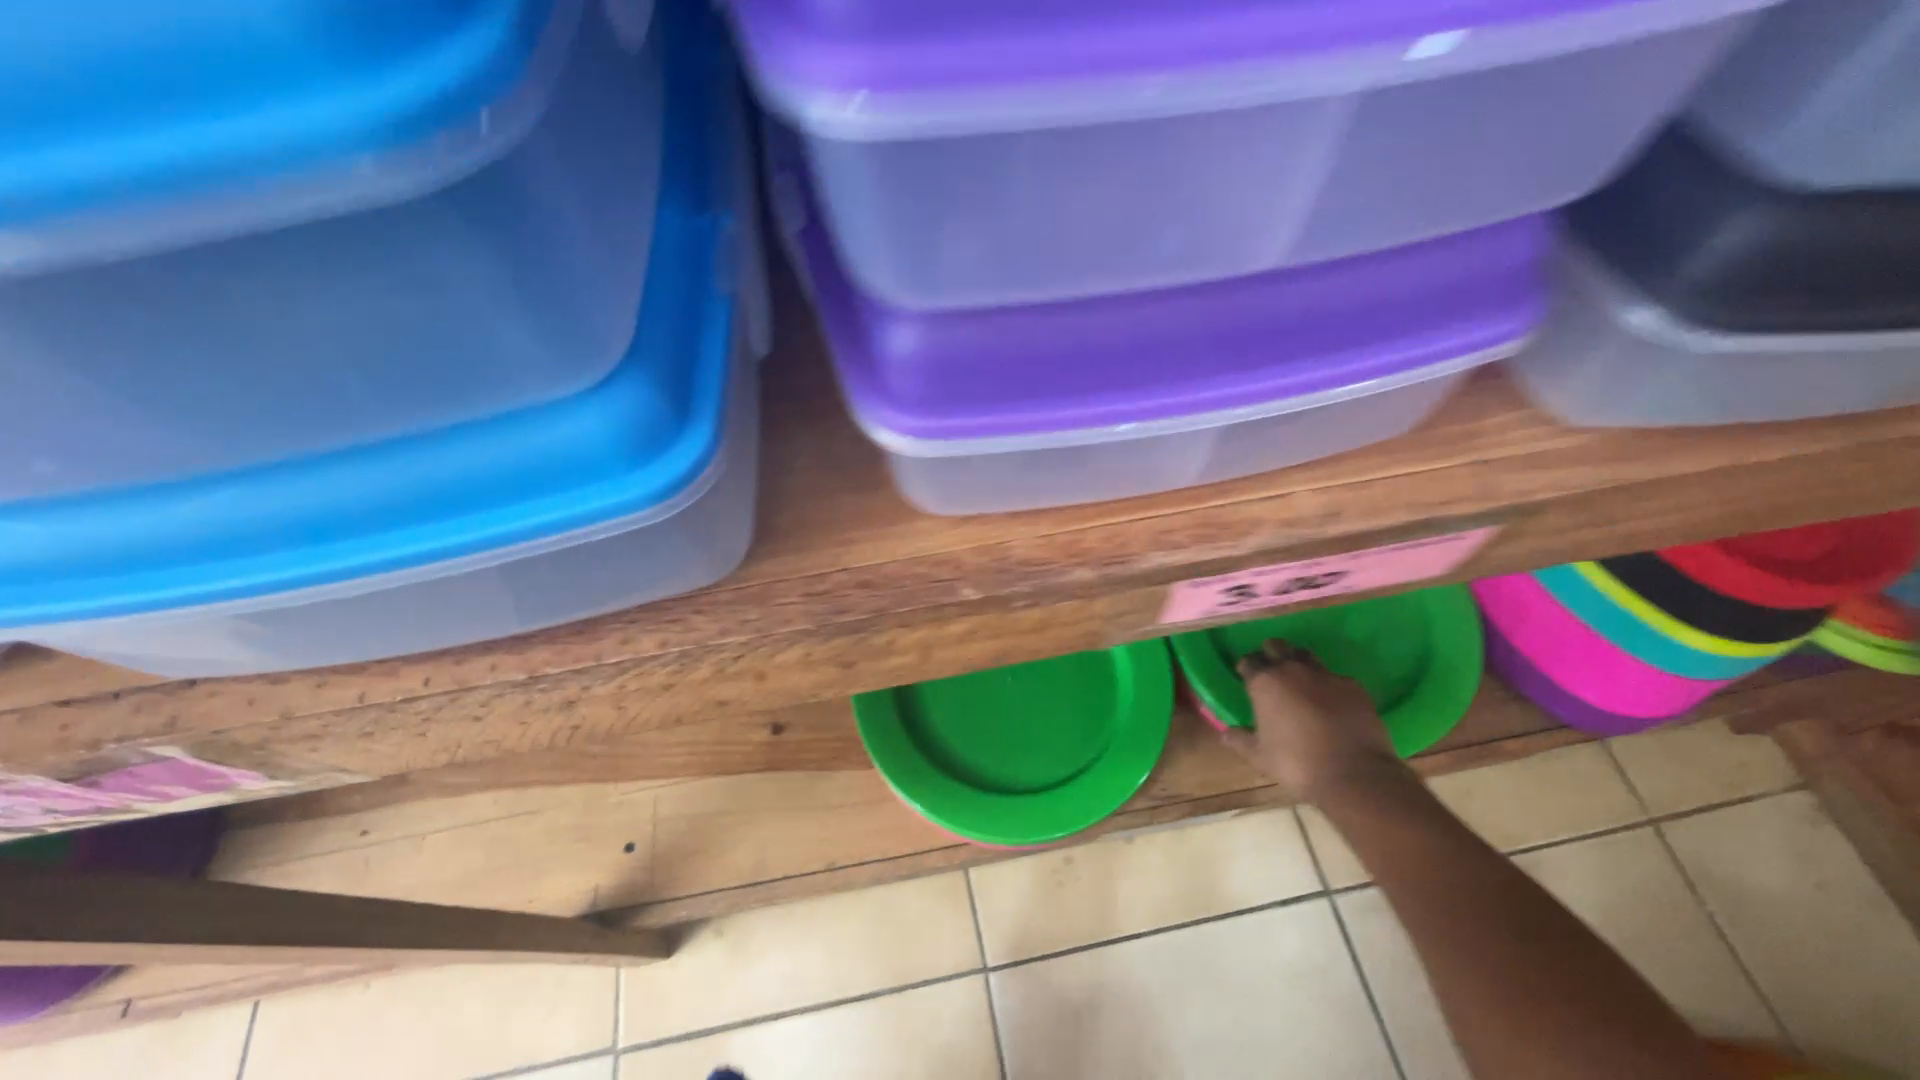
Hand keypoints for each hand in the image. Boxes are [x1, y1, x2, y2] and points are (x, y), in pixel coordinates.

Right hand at [1219, 640, 1408, 803]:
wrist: (1353, 773)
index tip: (1246, 676)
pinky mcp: (1354, 686)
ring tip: (1301, 683)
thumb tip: (1224, 733)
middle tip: (1272, 672)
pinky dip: (1329, 686)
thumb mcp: (1259, 756)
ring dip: (1300, 664)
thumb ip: (1239, 740)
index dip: (1246, 667)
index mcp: (1265, 683)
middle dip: (1272, 654)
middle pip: (1277, 646)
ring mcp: (1326, 675)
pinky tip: (1332, 704)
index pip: (1249, 661)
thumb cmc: (1296, 763)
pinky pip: (1336, 678)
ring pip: (1307, 656)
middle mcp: (1294, 670)